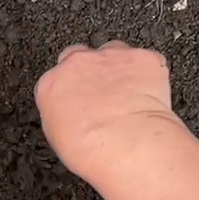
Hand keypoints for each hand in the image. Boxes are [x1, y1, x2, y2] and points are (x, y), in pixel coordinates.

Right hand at [35, 40, 188, 185]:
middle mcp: (78, 63)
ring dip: (117, 68)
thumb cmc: (91, 147)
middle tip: (101, 96)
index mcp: (51, 84)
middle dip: (89, 72)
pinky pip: (145, 59)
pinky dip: (147, 73)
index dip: (68, 90)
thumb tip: (71, 115)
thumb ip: (60, 114)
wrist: (125, 142)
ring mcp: (110, 56)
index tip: (76, 101)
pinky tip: (147, 94)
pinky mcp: (141, 57)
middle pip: (80, 57)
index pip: (55, 78)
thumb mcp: (58, 138)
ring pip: (113, 52)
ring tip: (126, 95)